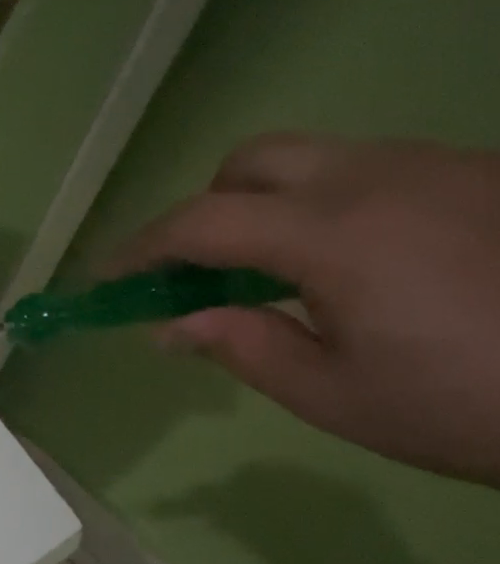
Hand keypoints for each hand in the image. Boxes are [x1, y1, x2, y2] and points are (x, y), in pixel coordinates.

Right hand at [108, 134, 499, 484]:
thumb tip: (173, 325)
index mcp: (335, 235)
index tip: (103, 284)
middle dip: (205, 211)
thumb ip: (242, 346)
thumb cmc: (465, 403)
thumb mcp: (330, 394)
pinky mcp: (486, 178)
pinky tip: (350, 268)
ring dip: (267, 209)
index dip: (137, 251)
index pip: (201, 222)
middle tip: (195, 274)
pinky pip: (378, 172)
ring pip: (319, 161)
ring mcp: (444, 169)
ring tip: (272, 279)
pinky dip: (330, 208)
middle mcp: (385, 180)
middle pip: (254, 161)